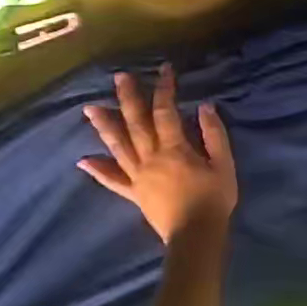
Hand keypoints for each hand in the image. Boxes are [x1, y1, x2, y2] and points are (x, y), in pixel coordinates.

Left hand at [79, 65, 236, 243]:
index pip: (166, 111)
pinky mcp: (133, 194)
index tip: (164, 69)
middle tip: (118, 77)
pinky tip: (82, 160)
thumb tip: (204, 106)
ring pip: (118, 146)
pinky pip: (112, 181)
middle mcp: (151, 158)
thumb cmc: (214, 198)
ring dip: (104, 126)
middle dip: (128, 98)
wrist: (196, 236)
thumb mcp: (224, 163)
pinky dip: (97, 170)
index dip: (164, 88)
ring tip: (89, 108)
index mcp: (174, 148)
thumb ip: (213, 134)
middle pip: (136, 123)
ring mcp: (138, 176)